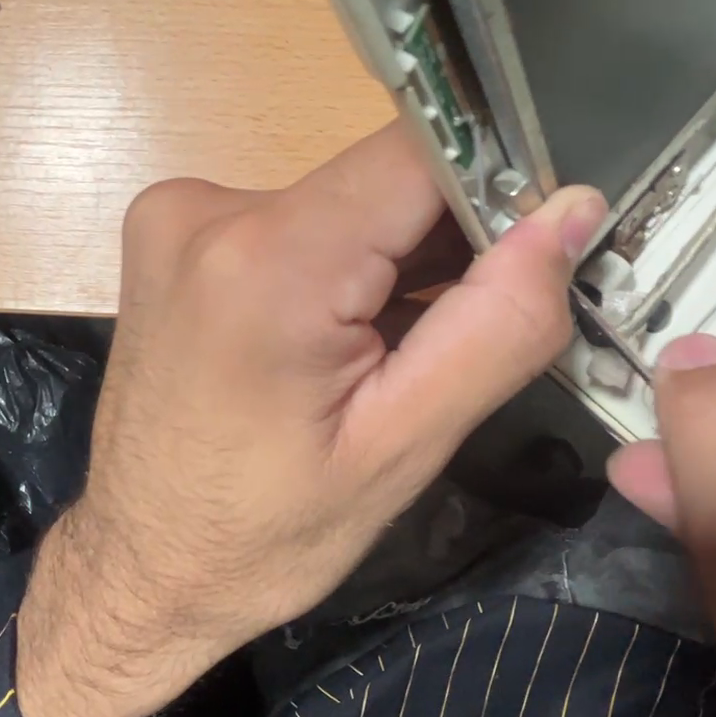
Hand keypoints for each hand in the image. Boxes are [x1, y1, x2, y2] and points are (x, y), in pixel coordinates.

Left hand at [16, 123, 606, 716]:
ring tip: (379, 359)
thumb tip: (569, 211)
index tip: (524, 259)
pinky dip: (333, 268)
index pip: (422, 152)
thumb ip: (497, 324)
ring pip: (340, 201)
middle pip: (380, 180)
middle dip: (437, 246)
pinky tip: (331, 343)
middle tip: (442, 343)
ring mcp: (177, 217)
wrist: (146, 564)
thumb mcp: (400, 448)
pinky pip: (291, 221)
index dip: (494, 190)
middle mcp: (206, 210)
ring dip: (384, 264)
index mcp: (267, 261)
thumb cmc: (263, 534)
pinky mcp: (170, 236)